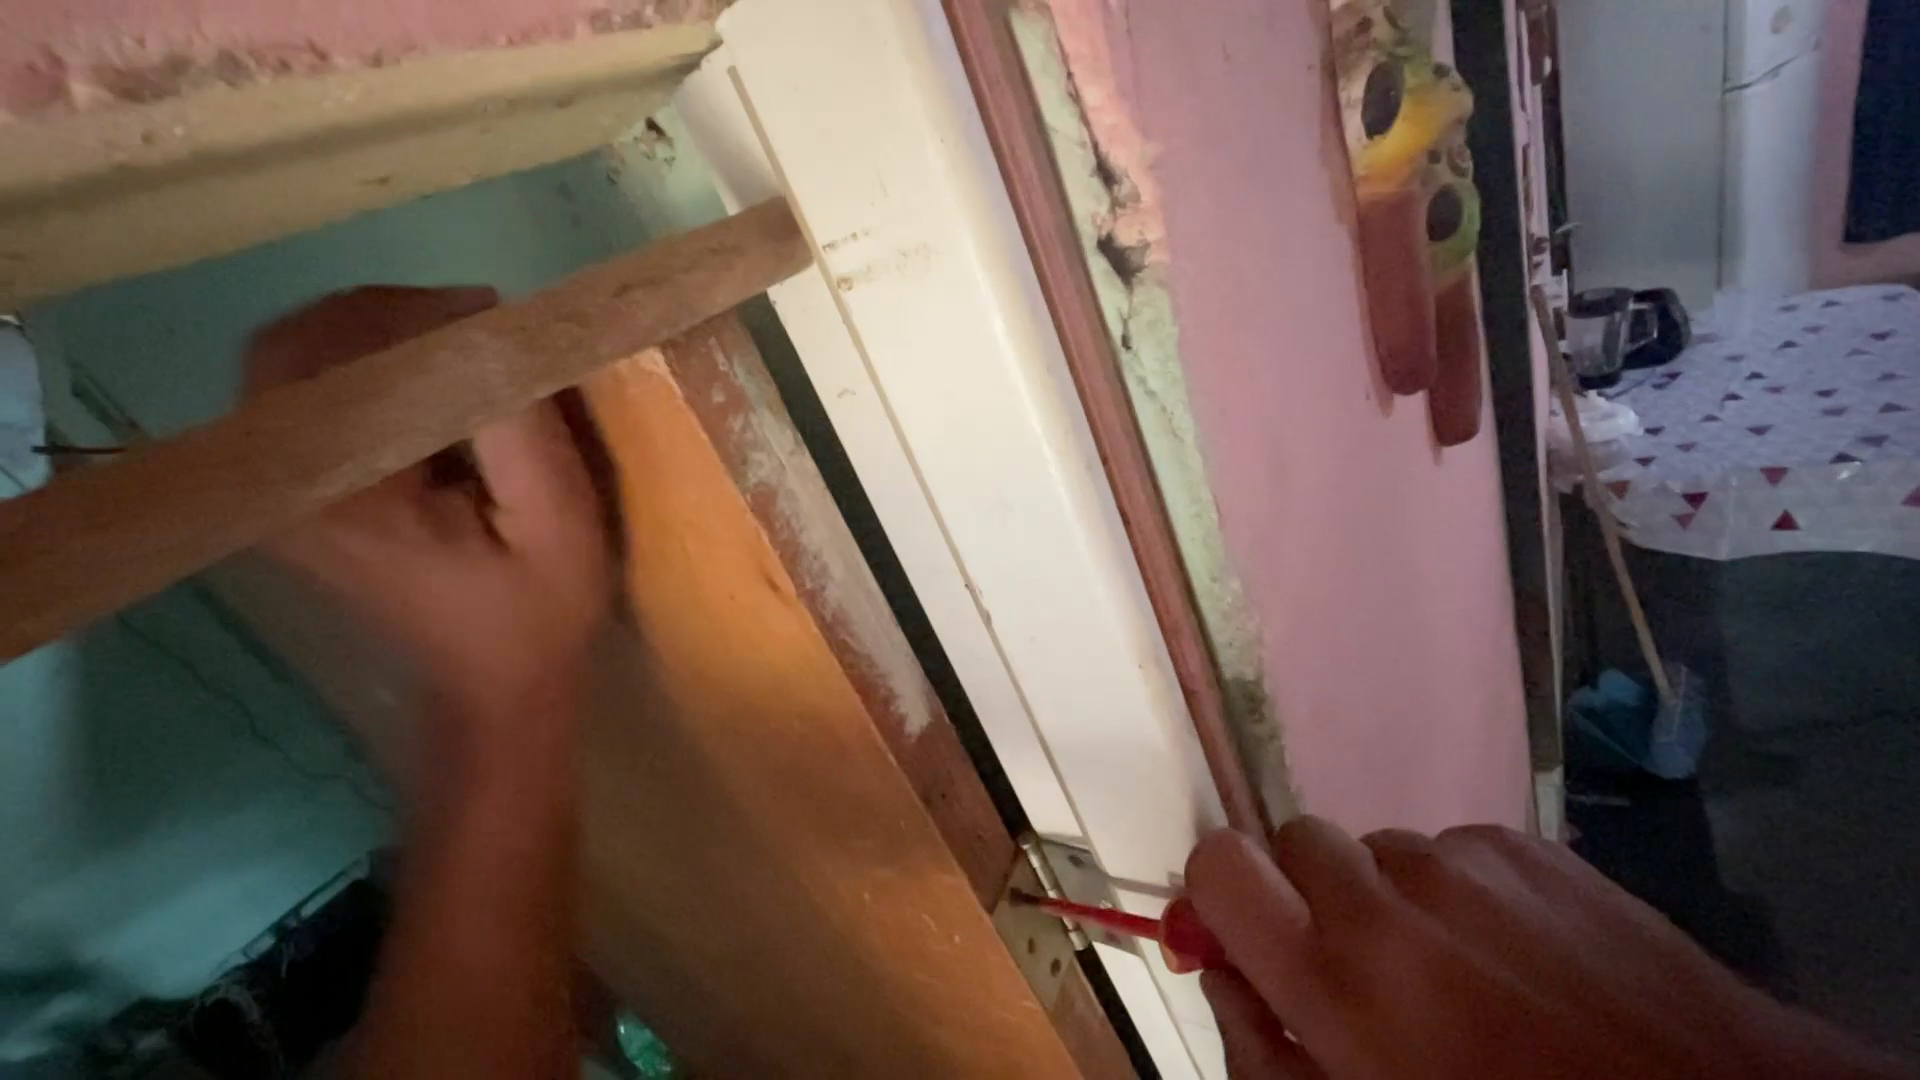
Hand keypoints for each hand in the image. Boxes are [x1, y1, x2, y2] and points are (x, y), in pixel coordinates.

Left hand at [247, 286, 612, 722]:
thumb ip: (518, 419)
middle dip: (388, 317)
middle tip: (478, 322)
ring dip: (377, 338)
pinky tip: (435, 385)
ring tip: (464, 346)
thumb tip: (495, 327)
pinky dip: (368, 371)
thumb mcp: (557, 514)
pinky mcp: (299, 499)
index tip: (497, 316)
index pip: (336, 354)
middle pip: (293, 348)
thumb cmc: (540, 610)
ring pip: (296, 367)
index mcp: (338, 490)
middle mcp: (281, 485)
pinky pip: (311, 400)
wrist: (501, 684)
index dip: (412, 315)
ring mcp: (280, 494)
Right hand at [1185, 818, 1911, 1079]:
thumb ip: (1258, 1049)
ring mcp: (1461, 859)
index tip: (1242, 930)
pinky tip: (1513, 956)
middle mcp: (1388, 897)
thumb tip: (1218, 966)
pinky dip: (1453, 892)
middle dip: (1306, 895)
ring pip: (1371, 847)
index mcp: (1337, 979)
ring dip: (1385, 897)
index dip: (1217, 891)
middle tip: (1358, 965)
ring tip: (1457, 973)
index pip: (1219, 864)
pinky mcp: (1524, 844)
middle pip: (1290, 841)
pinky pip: (1445, 847)